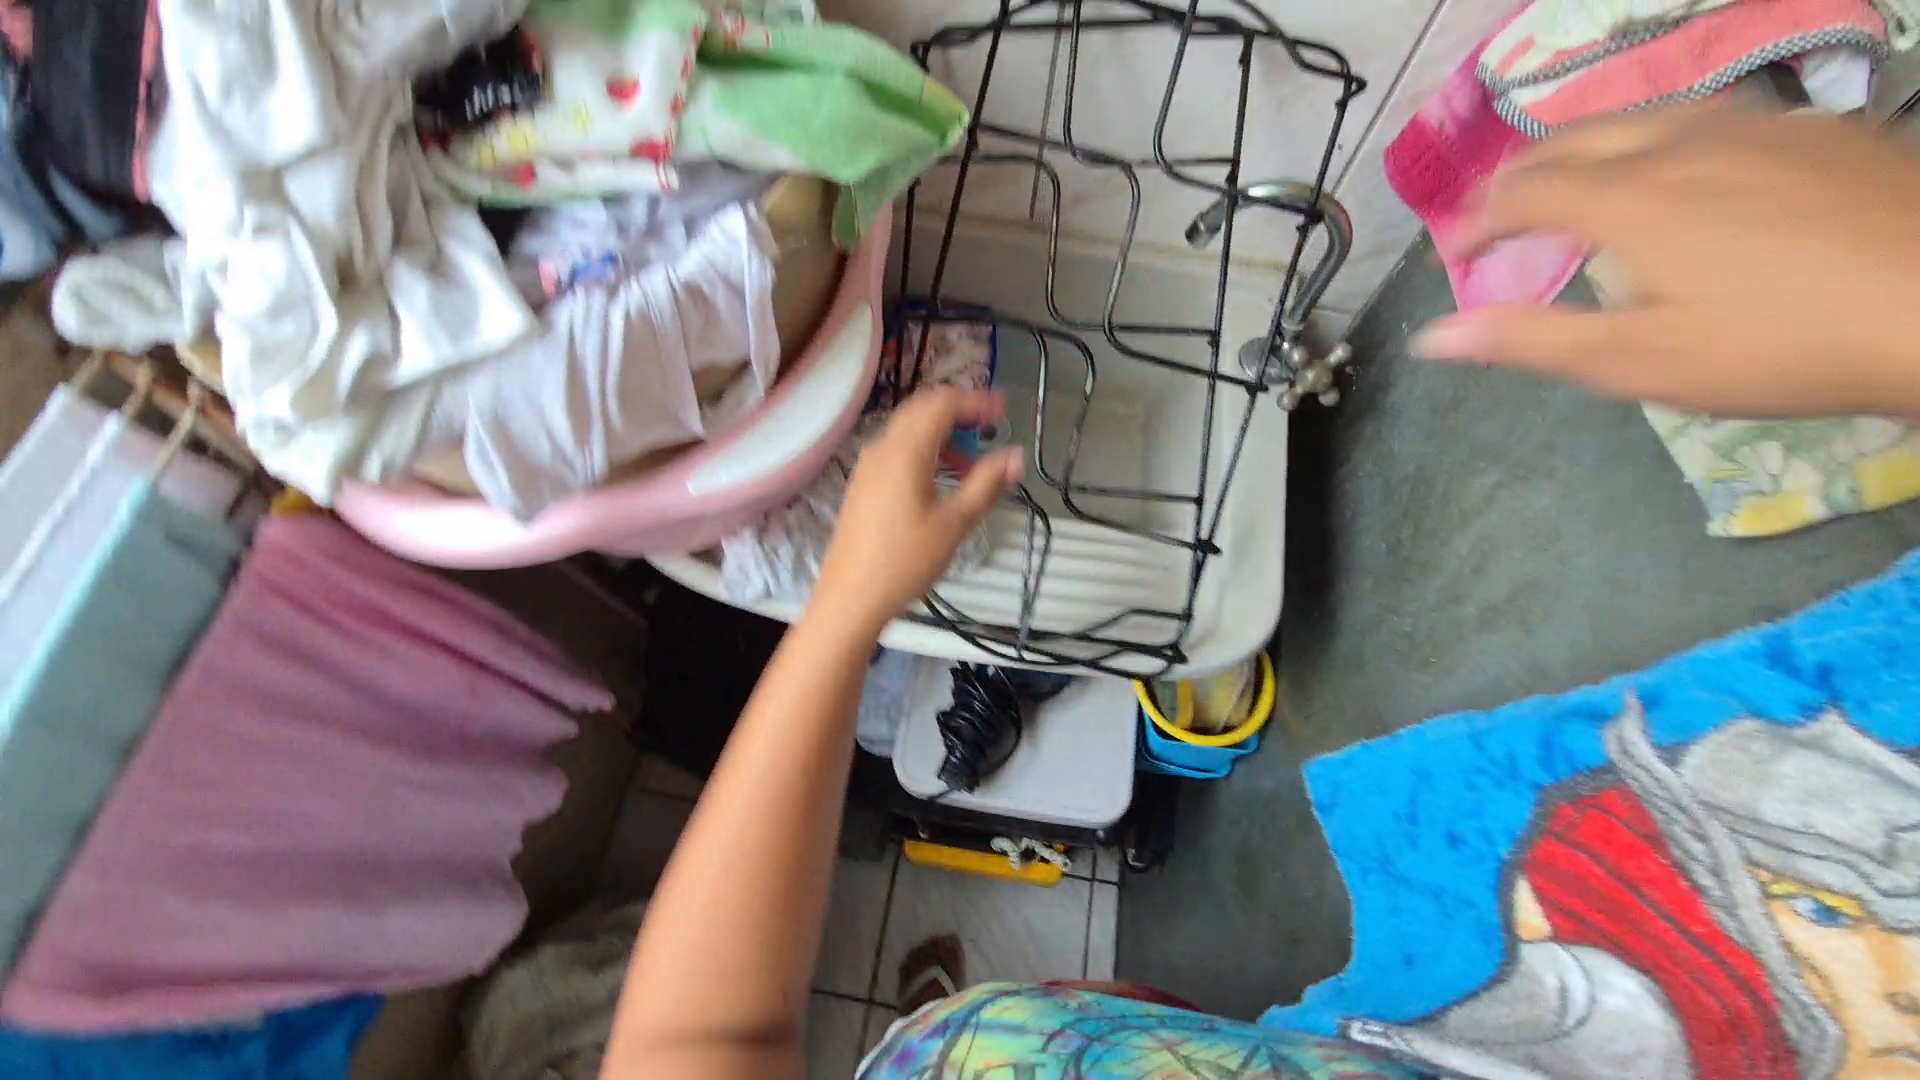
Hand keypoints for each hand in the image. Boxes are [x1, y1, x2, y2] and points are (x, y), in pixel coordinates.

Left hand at [811, 387, 1023, 633]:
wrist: (851, 597)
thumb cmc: (906, 561)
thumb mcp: (955, 524)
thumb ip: (987, 484)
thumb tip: (1015, 456)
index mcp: (906, 451)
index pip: (943, 403)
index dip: (977, 401)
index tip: (1004, 412)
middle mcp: (882, 448)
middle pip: (922, 409)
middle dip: (959, 413)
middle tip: (990, 429)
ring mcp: (868, 466)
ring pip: (908, 430)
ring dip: (942, 435)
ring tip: (970, 466)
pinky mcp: (862, 484)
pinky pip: (896, 450)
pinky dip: (923, 451)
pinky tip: (939, 482)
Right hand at [1411, 108, 1919, 416]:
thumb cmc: (1776, 345)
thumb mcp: (1633, 360)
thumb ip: (1527, 340)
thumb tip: (1432, 338)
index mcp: (1631, 201)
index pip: (1521, 194)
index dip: (1474, 224)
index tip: (1453, 257)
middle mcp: (1683, 146)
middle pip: (1573, 141)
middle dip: (1516, 178)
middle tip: (1492, 216)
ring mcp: (1757, 129)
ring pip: (1639, 120)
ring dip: (1580, 152)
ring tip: (1565, 187)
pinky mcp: (1814, 132)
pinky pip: (1704, 119)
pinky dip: (1650, 144)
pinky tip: (1667, 174)